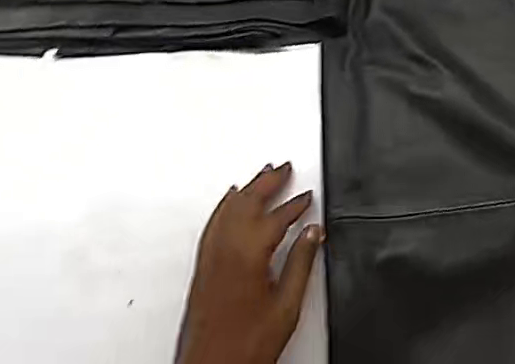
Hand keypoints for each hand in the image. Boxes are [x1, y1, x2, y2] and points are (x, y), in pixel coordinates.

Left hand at [177, 163, 323, 363]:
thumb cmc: (243, 348)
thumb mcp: (286, 307)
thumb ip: (301, 264)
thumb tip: (312, 235)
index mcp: (250, 252)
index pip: (278, 216)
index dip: (297, 204)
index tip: (308, 197)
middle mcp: (227, 246)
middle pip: (251, 200)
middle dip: (270, 181)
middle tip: (286, 168)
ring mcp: (211, 253)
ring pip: (231, 205)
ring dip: (250, 186)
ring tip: (264, 173)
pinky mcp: (202, 263)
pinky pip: (215, 220)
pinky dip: (226, 203)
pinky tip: (231, 198)